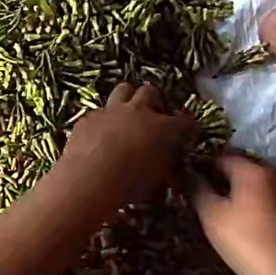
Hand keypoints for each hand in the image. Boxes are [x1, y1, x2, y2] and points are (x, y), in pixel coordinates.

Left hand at [57, 83, 195, 203]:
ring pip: (123, 90)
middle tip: (153, 115)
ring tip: (127, 112)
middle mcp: (138, 112)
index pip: (183, 120)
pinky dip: (103, 120)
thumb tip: (165, 160)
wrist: (89, 180)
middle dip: (154, 101)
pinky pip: (99, 112)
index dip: (186, 125)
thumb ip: (164, 164)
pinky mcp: (89, 118)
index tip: (186, 131)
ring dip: (127, 98)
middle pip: (150, 92)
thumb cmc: (130, 184)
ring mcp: (111, 111)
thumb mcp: (157, 180)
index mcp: (162, 128)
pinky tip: (99, 133)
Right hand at [190, 153, 275, 274]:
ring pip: (246, 181)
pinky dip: (241, 197)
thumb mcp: (210, 212)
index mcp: (251, 169)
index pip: (218, 156)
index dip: (197, 162)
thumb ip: (196, 187)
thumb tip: (184, 171)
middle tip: (191, 185)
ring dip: (227, 186)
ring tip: (207, 198)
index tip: (181, 173)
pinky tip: (228, 210)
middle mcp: (268, 174)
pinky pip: (257, 194)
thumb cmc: (242, 238)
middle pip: (235, 166)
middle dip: (213, 173)